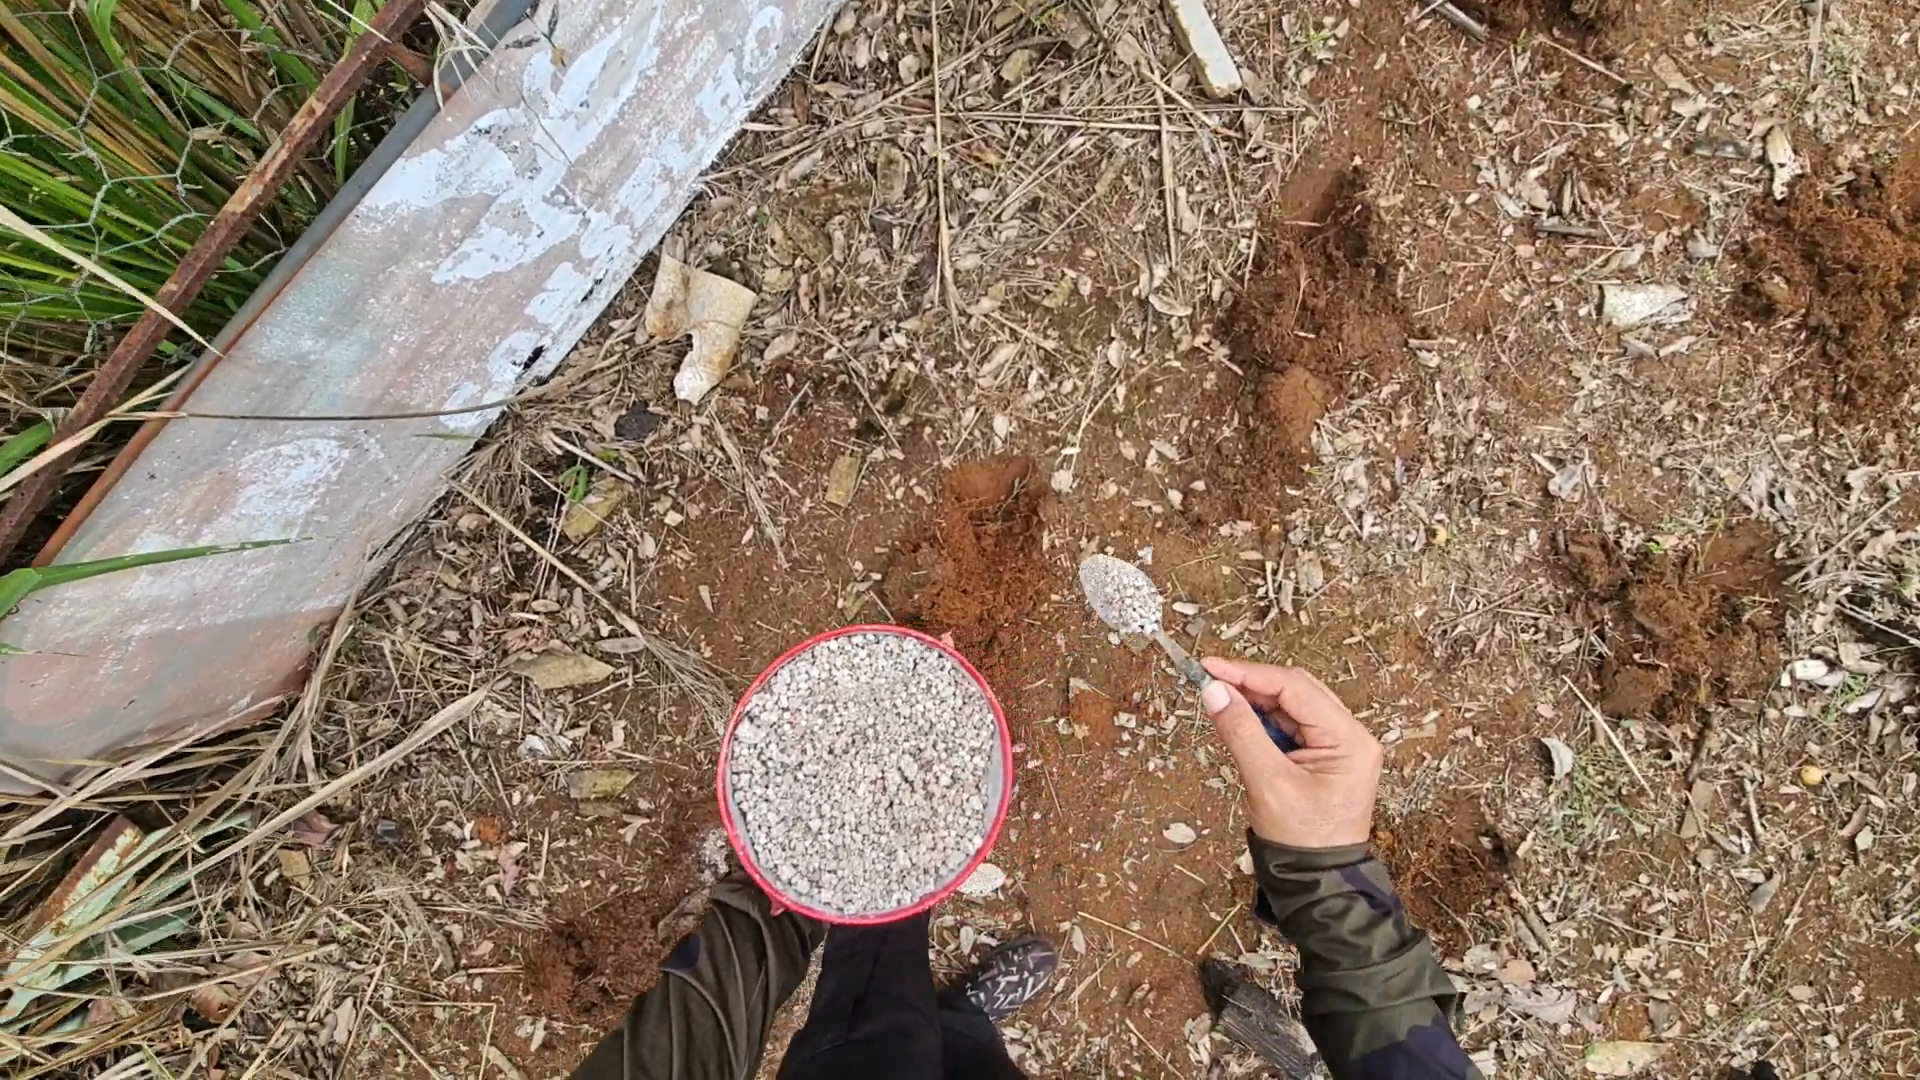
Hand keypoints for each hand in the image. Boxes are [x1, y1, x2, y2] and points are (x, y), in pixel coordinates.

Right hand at [1199, 658, 1382, 849]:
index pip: (1294, 687)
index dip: (1249, 674)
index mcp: (1349, 739)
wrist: (1317, 880)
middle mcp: (1349, 734)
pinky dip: (1260, 718)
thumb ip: (1240, 731)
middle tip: (1210, 682)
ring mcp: (1337, 743)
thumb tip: (1213, 690)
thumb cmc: (1300, 838)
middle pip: (1294, 689)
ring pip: (1288, 703)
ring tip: (1220, 702)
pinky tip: (1238, 721)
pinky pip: (1287, 723)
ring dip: (1253, 700)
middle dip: (1250, 684)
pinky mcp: (1322, 753)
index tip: (1210, 667)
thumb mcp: (1266, 782)